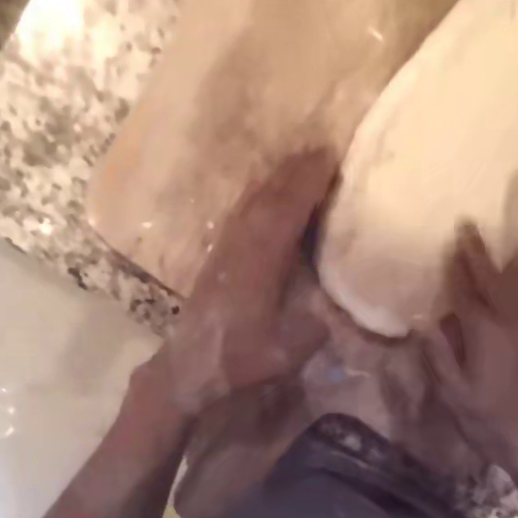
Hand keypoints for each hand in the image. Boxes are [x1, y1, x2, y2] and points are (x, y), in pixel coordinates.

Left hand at [144, 150, 336, 415]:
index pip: (284, 212)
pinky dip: (258, 196)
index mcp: (257, 266)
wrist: (188, 369)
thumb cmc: (236, 362)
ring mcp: (224, 251)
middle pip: (266, 198)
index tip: (329, 158)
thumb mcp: (281, 356)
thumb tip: (325, 316)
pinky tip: (267, 196)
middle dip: (293, 171)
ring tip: (299, 163)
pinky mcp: (217, 259)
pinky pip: (241, 214)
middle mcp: (239, 248)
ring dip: (275, 179)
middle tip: (321, 148)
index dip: (306, 184)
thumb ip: (308, 333)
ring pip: (250, 202)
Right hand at [421, 203, 517, 473]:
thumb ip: (440, 358)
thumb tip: (425, 323)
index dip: (461, 267)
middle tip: (487, 218)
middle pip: (504, 279)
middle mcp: (517, 325)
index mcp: (486, 337)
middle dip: (490, 250)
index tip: (457, 237)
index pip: (469, 295)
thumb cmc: (490, 424)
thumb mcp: (454, 397)